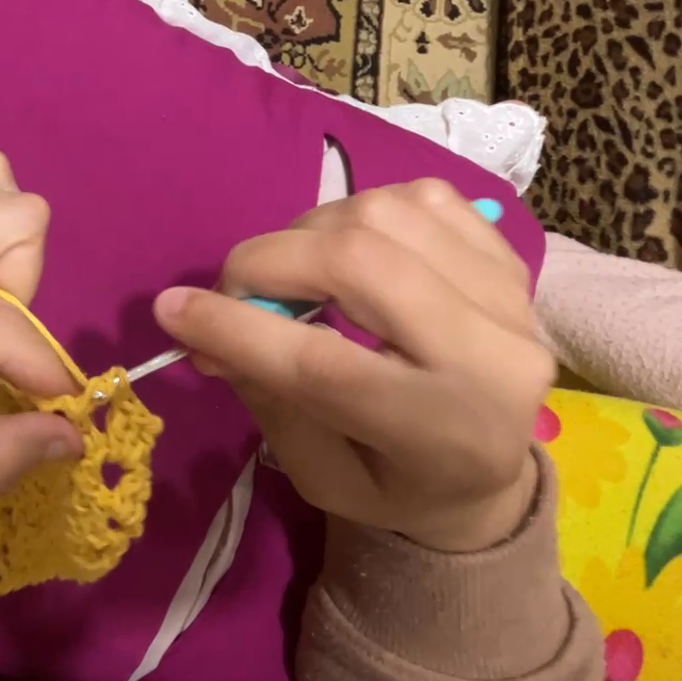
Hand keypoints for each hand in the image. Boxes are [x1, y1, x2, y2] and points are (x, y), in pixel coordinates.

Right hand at [154, 180, 552, 551]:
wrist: (489, 471)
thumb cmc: (392, 483)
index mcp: (448, 434)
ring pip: (379, 214)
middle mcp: (497, 355)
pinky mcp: (508, 255)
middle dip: (264, 264)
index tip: (170, 309)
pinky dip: (357, 212)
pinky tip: (346, 251)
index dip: (233, 327)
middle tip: (231, 292)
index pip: (321, 364)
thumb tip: (203, 324)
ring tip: (292, 275)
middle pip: (357, 263)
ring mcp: (511, 294)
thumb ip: (265, 397)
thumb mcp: (318, 475)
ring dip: (306, 234)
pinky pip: (415, 196)